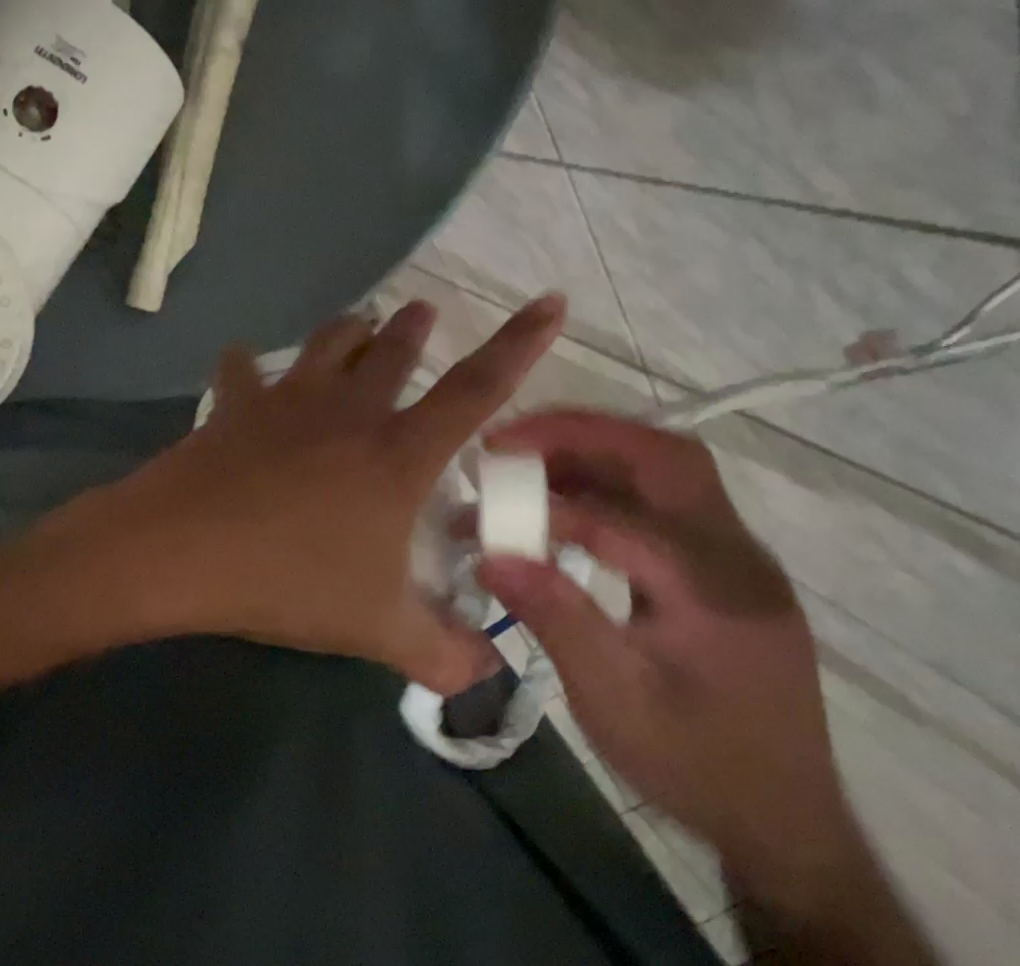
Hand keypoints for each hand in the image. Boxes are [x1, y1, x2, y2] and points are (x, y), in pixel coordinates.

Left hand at [42, 295, 564, 694]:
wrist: (179, 552)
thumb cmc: (286, 582)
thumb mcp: (378, 631)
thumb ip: (442, 654)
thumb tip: (486, 669)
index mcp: (397, 454)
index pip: (476, 390)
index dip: (519, 345)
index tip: (548, 301)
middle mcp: (347, 413)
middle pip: (391, 353)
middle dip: (414, 329)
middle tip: (423, 313)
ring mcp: (283, 403)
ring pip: (327, 345)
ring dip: (349, 330)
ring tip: (360, 322)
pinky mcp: (231, 410)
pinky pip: (240, 371)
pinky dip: (245, 362)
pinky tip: (240, 358)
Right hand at [474, 413, 855, 880]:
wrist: (779, 819)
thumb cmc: (691, 761)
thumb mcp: (612, 698)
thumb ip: (556, 617)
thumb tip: (489, 554)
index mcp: (714, 587)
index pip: (620, 517)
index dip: (542, 507)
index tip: (475, 511)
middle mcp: (737, 557)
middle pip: (665, 459)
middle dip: (582, 436)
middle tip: (506, 441)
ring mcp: (738, 563)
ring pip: (670, 474)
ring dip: (596, 455)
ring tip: (523, 465)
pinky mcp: (727, 576)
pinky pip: (668, 506)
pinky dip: (611, 488)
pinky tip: (564, 513)